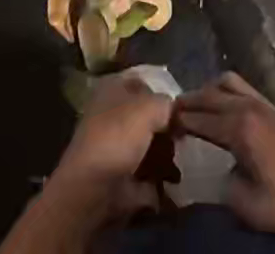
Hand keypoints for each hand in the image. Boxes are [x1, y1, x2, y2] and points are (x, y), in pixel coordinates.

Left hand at [48, 75, 174, 220]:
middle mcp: (111, 113)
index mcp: (113, 88)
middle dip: (168, 128)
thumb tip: (176, 114)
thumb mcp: (151, 107)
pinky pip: (145, 171)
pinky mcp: (117, 174)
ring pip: (148, 144)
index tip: (184, 110)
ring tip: (178, 162)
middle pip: (148, 116)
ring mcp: (113, 145)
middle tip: (183, 138)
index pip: (146, 83)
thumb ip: (169, 105)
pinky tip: (170, 180)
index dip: (166, 94)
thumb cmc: (118, 136)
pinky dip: (158, 177)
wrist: (90, 190)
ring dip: (166, 154)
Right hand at [176, 74, 274, 250]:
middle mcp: (252, 108)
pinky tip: (221, 110)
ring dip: (208, 92)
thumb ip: (223, 185)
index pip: (200, 116)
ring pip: (229, 83)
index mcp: (241, 128)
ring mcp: (267, 106)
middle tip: (168, 116)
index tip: (158, 125)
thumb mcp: (249, 206)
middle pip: (211, 94)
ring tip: (192, 110)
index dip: (178, 119)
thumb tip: (212, 174)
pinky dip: (225, 93)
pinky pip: (244, 89)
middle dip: (188, 101)